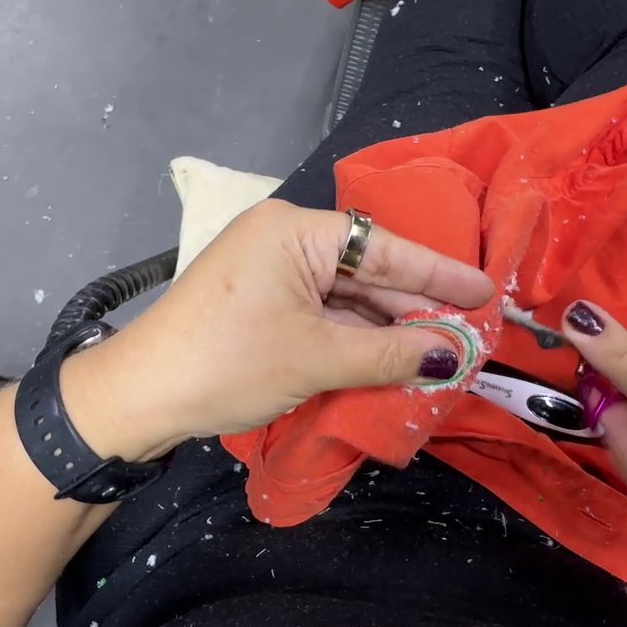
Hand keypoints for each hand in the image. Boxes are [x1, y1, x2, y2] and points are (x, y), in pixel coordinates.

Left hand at [64, 199, 493, 461]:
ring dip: (385, 329)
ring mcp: (269, 271)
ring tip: (439, 353)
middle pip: (366, 272)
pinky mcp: (260, 301)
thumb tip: (449, 355)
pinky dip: (352, 337)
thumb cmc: (229, 364)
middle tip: (469, 335)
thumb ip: (389, 354)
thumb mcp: (317, 358)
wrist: (140, 396)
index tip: (485, 291)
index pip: (384, 248)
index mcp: (295, 230)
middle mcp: (284, 239)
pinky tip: (390, 358)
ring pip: (345, 296)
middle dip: (414, 308)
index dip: (439, 273)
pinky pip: (320, 312)